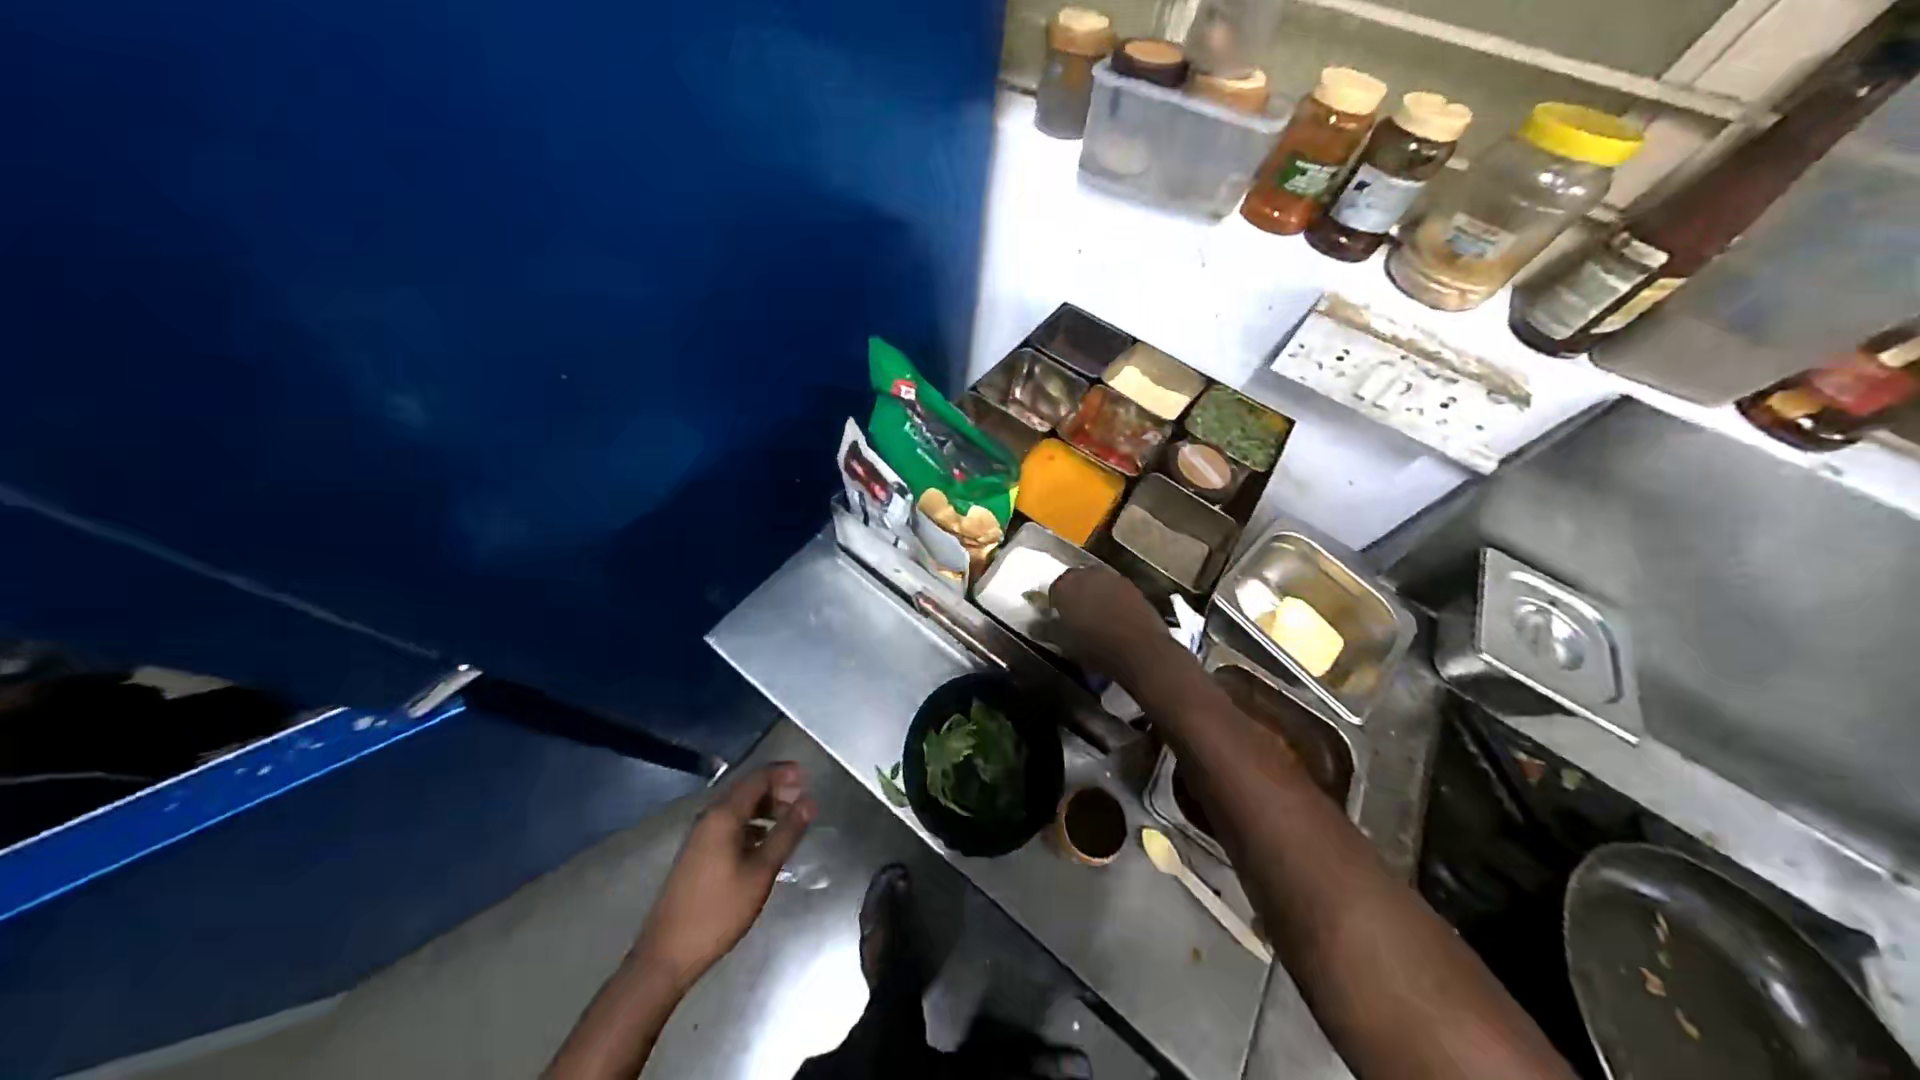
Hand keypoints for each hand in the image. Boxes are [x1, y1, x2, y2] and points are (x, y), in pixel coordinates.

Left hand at [631, 763, 815, 990]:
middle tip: (803, 801)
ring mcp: (701, 836)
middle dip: (777, 790)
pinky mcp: (698, 853)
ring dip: (766, 809)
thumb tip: (809, 801)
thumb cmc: (719, 910)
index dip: (784, 773)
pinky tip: (767, 843)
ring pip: (739, 810)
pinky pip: (730, 826)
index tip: (808, 778)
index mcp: (723, 815)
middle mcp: (709, 818)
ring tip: (791, 822)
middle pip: (747, 791)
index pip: (757, 778)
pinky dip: (753, 826)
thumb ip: (787, 833)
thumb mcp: (761, 871)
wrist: (668, 953)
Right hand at [1049, 566, 1173, 676]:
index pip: (1053, 590)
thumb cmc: (1096, 647)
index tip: (1059, 619)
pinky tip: (1116, 617)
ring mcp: (1113, 577)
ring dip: (1095, 595)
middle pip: (1076, 581)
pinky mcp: (1133, 586)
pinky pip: (1115, 590)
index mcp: (1065, 585)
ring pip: (1097, 583)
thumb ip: (1048, 628)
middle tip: (1077, 617)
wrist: (1141, 650)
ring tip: (1098, 617)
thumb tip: (1038, 623)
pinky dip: (1113, 600)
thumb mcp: (1064, 643)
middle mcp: (1088, 574)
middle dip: (1075, 595)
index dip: (1055, 605)